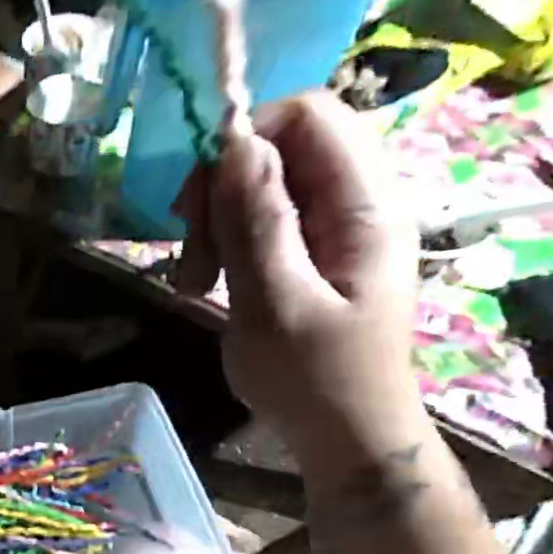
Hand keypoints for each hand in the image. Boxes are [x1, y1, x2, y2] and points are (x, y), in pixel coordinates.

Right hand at [175, 93, 423, 477]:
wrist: (346, 437)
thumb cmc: (314, 381)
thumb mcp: (276, 304)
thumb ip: (257, 224)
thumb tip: (234, 147)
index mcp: (362, 206)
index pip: (307, 116)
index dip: (244, 140)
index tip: (195, 203)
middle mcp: (355, 204)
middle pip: (280, 150)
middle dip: (221, 191)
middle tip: (190, 256)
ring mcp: (334, 233)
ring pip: (264, 190)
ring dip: (216, 225)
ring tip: (194, 282)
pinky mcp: (313, 259)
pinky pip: (265, 225)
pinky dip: (227, 245)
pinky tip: (209, 284)